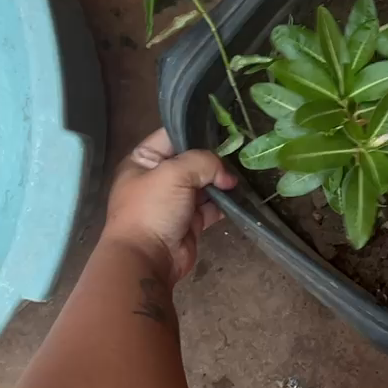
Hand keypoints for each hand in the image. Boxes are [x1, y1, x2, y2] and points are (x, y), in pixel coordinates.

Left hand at [102, 127, 236, 283]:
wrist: (148, 258)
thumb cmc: (152, 209)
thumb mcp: (174, 173)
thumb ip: (204, 163)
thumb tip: (228, 176)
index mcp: (144, 160)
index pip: (171, 136)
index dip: (195, 131)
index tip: (223, 129)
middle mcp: (159, 178)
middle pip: (191, 161)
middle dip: (214, 159)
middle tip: (241, 153)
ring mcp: (175, 201)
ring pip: (204, 185)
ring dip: (222, 182)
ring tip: (244, 174)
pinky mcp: (190, 222)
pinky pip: (211, 207)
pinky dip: (225, 204)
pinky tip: (240, 197)